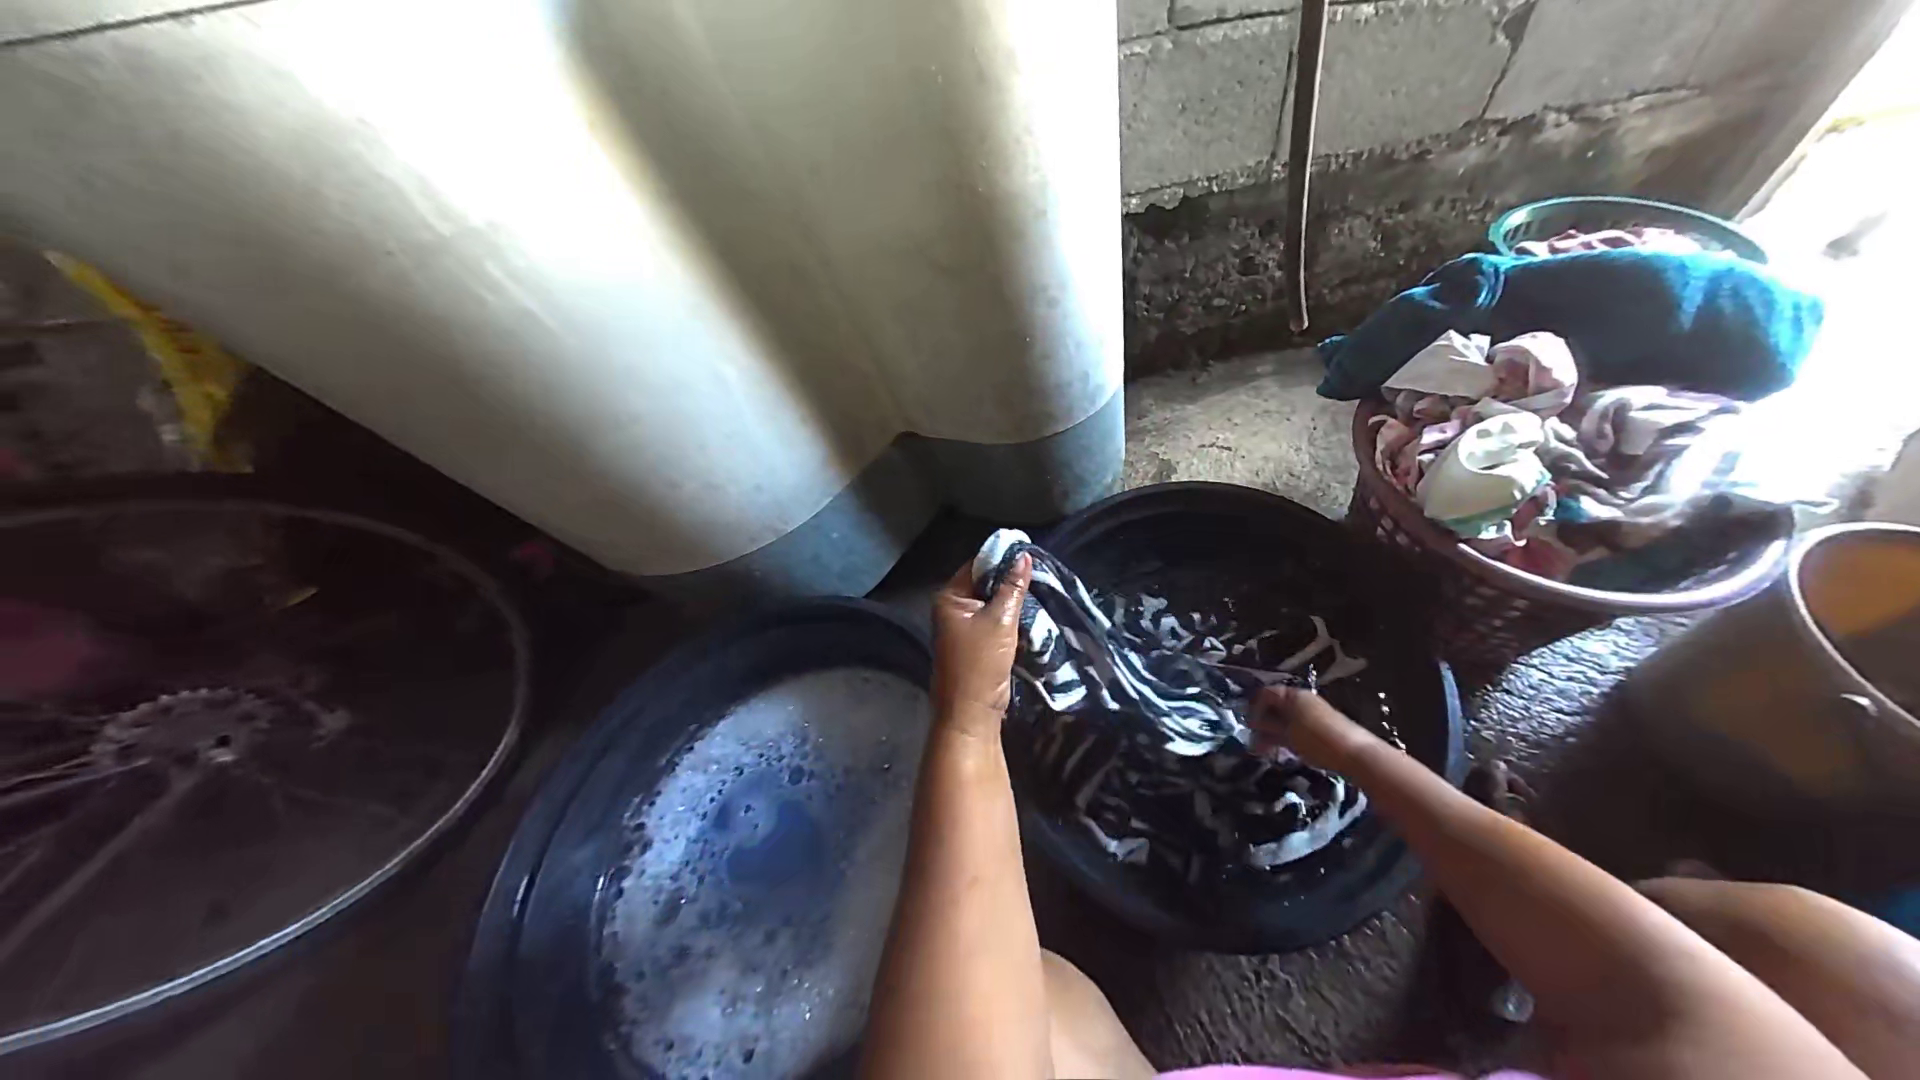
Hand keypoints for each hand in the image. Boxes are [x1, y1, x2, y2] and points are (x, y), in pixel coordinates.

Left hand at [930, 554, 1030, 736]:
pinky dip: (1012, 617)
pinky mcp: (978, 642)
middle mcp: (953, 608)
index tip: (1031, 553)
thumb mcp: (1000, 621)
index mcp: (949, 598)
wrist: (971, 715)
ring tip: (1041, 588)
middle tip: (1041, 571)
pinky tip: (1032, 612)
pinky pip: (997, 620)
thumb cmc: (980, 664)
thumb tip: (1024, 557)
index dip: (1002, 558)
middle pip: (985, 583)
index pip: (976, 566)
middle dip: (1011, 579)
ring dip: (1014, 600)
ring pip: (993, 602)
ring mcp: (965, 626)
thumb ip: (1012, 587)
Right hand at [1249, 685, 1375, 771]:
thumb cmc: (1317, 741)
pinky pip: (1300, 726)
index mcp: (1292, 695)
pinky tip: (1289, 752)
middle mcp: (1304, 699)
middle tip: (1256, 742)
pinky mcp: (1325, 726)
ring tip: (1270, 750)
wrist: (1357, 755)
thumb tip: (1252, 725)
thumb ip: (1267, 729)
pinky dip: (1290, 736)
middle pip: (1276, 706)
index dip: (1254, 708)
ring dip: (1276, 732)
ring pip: (1288, 718)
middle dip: (1264, 723)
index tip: (1249, 727)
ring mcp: (1316, 712)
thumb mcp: (1286, 736)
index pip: (1265, 694)